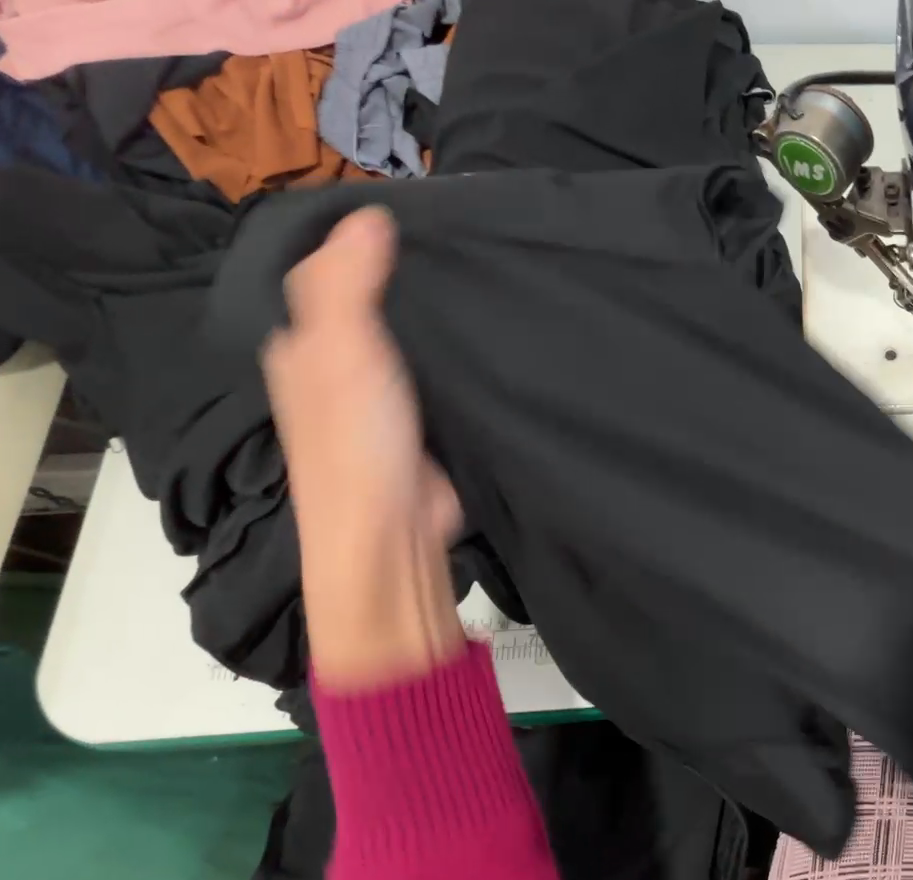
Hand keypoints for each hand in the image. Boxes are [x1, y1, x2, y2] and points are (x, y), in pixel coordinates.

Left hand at [264, 207, 465, 688]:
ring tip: (495, 282)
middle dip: (416, 280)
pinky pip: (452, 378)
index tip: (424, 215)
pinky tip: (501, 341)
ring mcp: (392, 399)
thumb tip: (373, 213)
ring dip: (448, 322)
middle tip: (474, 246)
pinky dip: (470, 359)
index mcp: (304, 345)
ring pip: (419, 344)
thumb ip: (348, 283)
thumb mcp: (340, 348)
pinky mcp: (435, 423)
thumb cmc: (355, 439)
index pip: (329, 275)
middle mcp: (343, 367)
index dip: (365, 243)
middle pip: (379, 308)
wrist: (396, 526)